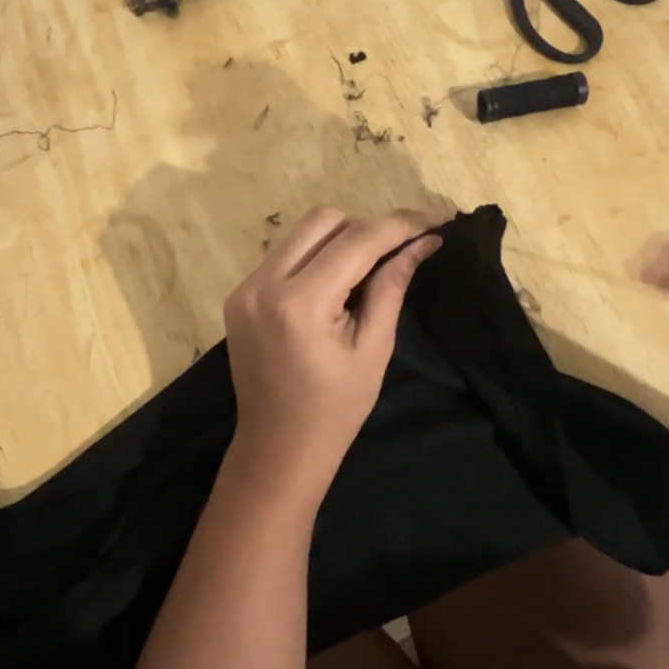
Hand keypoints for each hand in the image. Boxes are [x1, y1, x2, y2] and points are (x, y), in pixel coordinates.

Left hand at [223, 207, 441, 496]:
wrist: (277, 447)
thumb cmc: (335, 409)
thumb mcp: (374, 349)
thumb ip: (392, 287)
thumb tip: (422, 242)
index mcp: (299, 303)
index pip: (356, 241)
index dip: (398, 226)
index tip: (431, 222)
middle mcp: (263, 284)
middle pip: (322, 221)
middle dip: (365, 228)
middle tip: (395, 253)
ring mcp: (244, 288)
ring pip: (299, 233)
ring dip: (338, 240)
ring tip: (365, 273)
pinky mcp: (238, 295)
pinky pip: (282, 255)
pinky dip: (312, 257)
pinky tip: (332, 287)